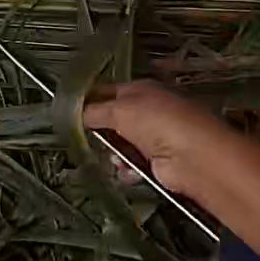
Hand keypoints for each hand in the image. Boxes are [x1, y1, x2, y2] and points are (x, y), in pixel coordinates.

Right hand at [82, 80, 239, 193]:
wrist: (196, 159)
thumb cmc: (158, 123)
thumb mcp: (116, 110)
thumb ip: (89, 111)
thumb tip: (69, 113)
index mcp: (141, 90)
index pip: (104, 91)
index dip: (84, 100)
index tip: (63, 111)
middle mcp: (148, 110)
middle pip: (109, 118)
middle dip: (95, 129)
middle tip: (80, 136)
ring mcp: (154, 136)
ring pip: (117, 142)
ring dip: (110, 152)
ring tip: (110, 157)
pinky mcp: (158, 161)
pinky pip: (130, 162)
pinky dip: (124, 168)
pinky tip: (124, 171)